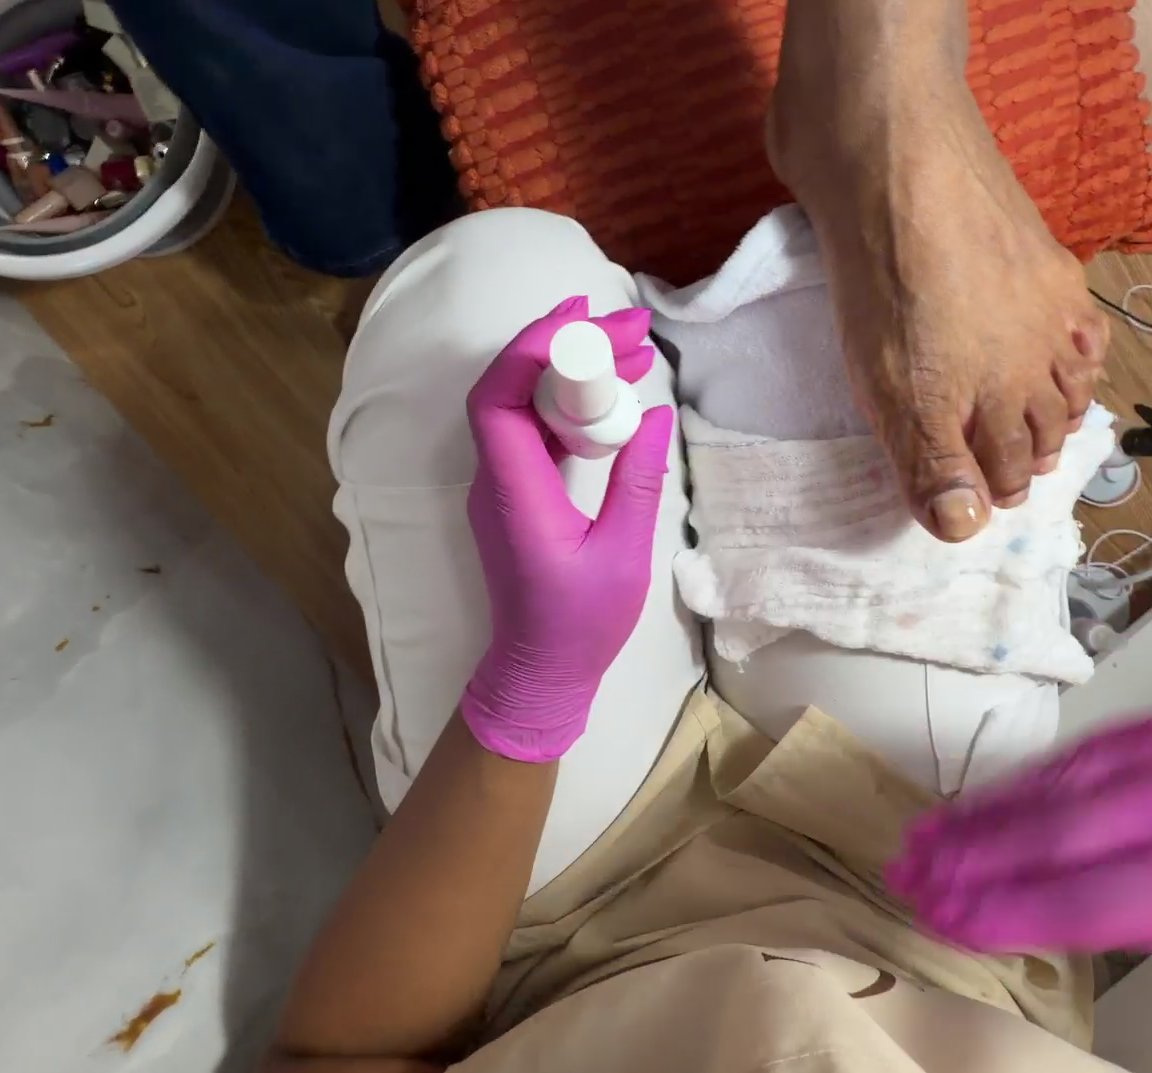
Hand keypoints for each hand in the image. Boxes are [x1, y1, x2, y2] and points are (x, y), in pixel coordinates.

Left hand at [460, 296, 674, 762]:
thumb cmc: (580, 624)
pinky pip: (536, 434)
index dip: (532, 350)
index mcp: (515, 494)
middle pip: (513, 389)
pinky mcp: (517, 496)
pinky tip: (610, 397)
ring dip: (571, 373)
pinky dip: (569, 407)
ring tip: (632, 351)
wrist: (539, 670)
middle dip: (565, 346)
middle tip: (630, 326)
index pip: (499, 400)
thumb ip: (639, 481)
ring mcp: (503, 487)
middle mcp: (497, 481)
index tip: (586, 323)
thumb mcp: (623, 555)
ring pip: (526, 408)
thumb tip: (654, 417)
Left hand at [768, 0, 1107, 542]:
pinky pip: (1068, 321)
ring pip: (1062, 375)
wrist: (891, 155)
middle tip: (1006, 480)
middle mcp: (1036, 348)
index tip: (984, 507)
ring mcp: (1041, 294)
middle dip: (1023, 460)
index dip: (996, 491)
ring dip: (1049, 413)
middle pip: (1042, 423)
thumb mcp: (892, 387)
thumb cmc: (882, 279)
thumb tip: (965, 531)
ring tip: (1034, 434)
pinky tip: (1063, 356)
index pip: (1011, 462)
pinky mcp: (1031, 251)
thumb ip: (930, 456)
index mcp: (998, 388)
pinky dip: (1070, 354)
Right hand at [886, 693, 1151, 1072]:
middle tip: (905, 873)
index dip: (1010, 911)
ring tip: (929, 833)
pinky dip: (1038, 776)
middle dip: (973, 856)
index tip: (945, 919)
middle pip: (1060, 830)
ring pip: (1067, 781)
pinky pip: (1100, 747)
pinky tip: (1007, 793)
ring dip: (988, 810)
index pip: (1099, 897)